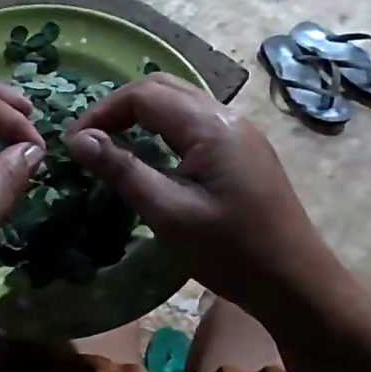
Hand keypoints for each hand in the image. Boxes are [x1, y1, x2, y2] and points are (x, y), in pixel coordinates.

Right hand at [64, 74, 331, 311]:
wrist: (296, 283)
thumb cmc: (231, 253)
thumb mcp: (169, 213)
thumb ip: (123, 170)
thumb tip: (79, 140)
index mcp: (211, 126)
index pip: (145, 94)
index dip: (103, 111)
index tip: (74, 144)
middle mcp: (227, 117)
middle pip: (163, 88)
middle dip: (120, 108)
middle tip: (90, 142)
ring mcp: (239, 133)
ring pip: (180, 104)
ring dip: (142, 117)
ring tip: (112, 147)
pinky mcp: (243, 152)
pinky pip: (194, 125)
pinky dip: (163, 131)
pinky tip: (150, 159)